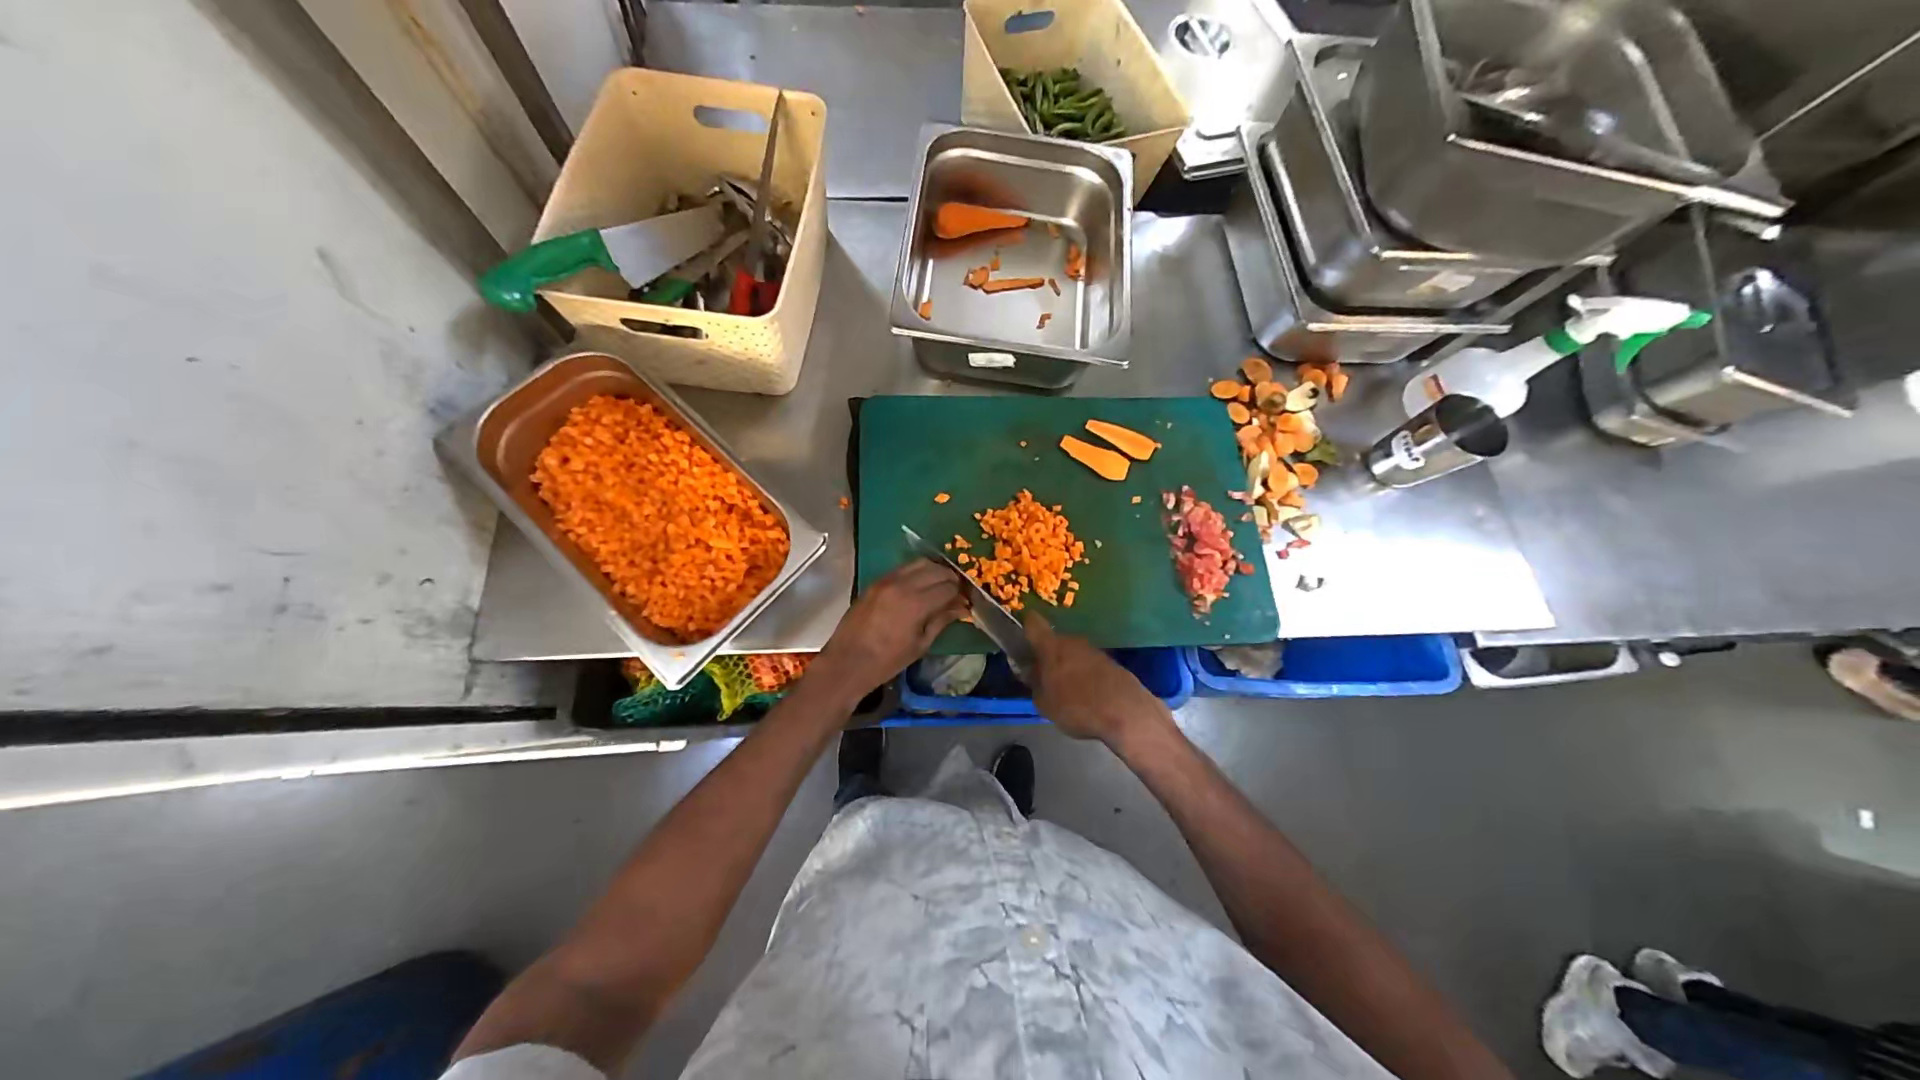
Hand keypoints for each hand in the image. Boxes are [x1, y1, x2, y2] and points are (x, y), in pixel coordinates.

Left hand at [812, 559, 968, 703]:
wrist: (847, 662)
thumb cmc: (887, 661)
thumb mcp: (920, 644)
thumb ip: (942, 620)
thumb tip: (962, 608)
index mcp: (916, 603)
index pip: (949, 587)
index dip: (961, 594)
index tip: (966, 602)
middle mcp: (902, 585)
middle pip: (937, 570)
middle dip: (951, 579)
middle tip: (956, 593)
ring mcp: (887, 580)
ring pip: (920, 563)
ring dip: (934, 571)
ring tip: (940, 587)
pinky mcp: (876, 582)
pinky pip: (903, 568)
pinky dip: (917, 572)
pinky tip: (921, 586)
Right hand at [1024, 612, 1173, 745]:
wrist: (1127, 713)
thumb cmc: (1077, 707)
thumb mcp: (1044, 703)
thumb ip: (1035, 684)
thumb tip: (1032, 672)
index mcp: (1052, 647)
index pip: (1033, 623)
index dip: (1025, 628)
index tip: (1020, 641)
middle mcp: (1073, 641)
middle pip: (1054, 642)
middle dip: (1047, 657)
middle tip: (1043, 679)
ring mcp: (1095, 651)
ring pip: (1073, 654)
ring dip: (1068, 667)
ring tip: (1066, 693)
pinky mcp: (1112, 663)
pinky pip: (1090, 665)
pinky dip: (1085, 676)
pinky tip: (1087, 697)